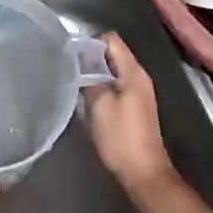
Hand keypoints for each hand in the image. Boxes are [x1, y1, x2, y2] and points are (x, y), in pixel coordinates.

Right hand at [83, 32, 176, 191]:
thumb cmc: (121, 137)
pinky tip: (88, 99)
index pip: (111, 39)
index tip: (73, 55)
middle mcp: (138, 77)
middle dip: (91, 58)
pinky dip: (101, 86)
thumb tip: (81, 63)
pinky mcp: (134, 106)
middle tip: (69, 69)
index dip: (91, 42)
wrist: (143, 173)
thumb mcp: (99, 104)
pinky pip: (115, 85)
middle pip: (112, 54)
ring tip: (75, 83)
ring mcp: (138, 92)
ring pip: (112, 70)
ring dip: (95, 73)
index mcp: (133, 72)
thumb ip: (89, 78)